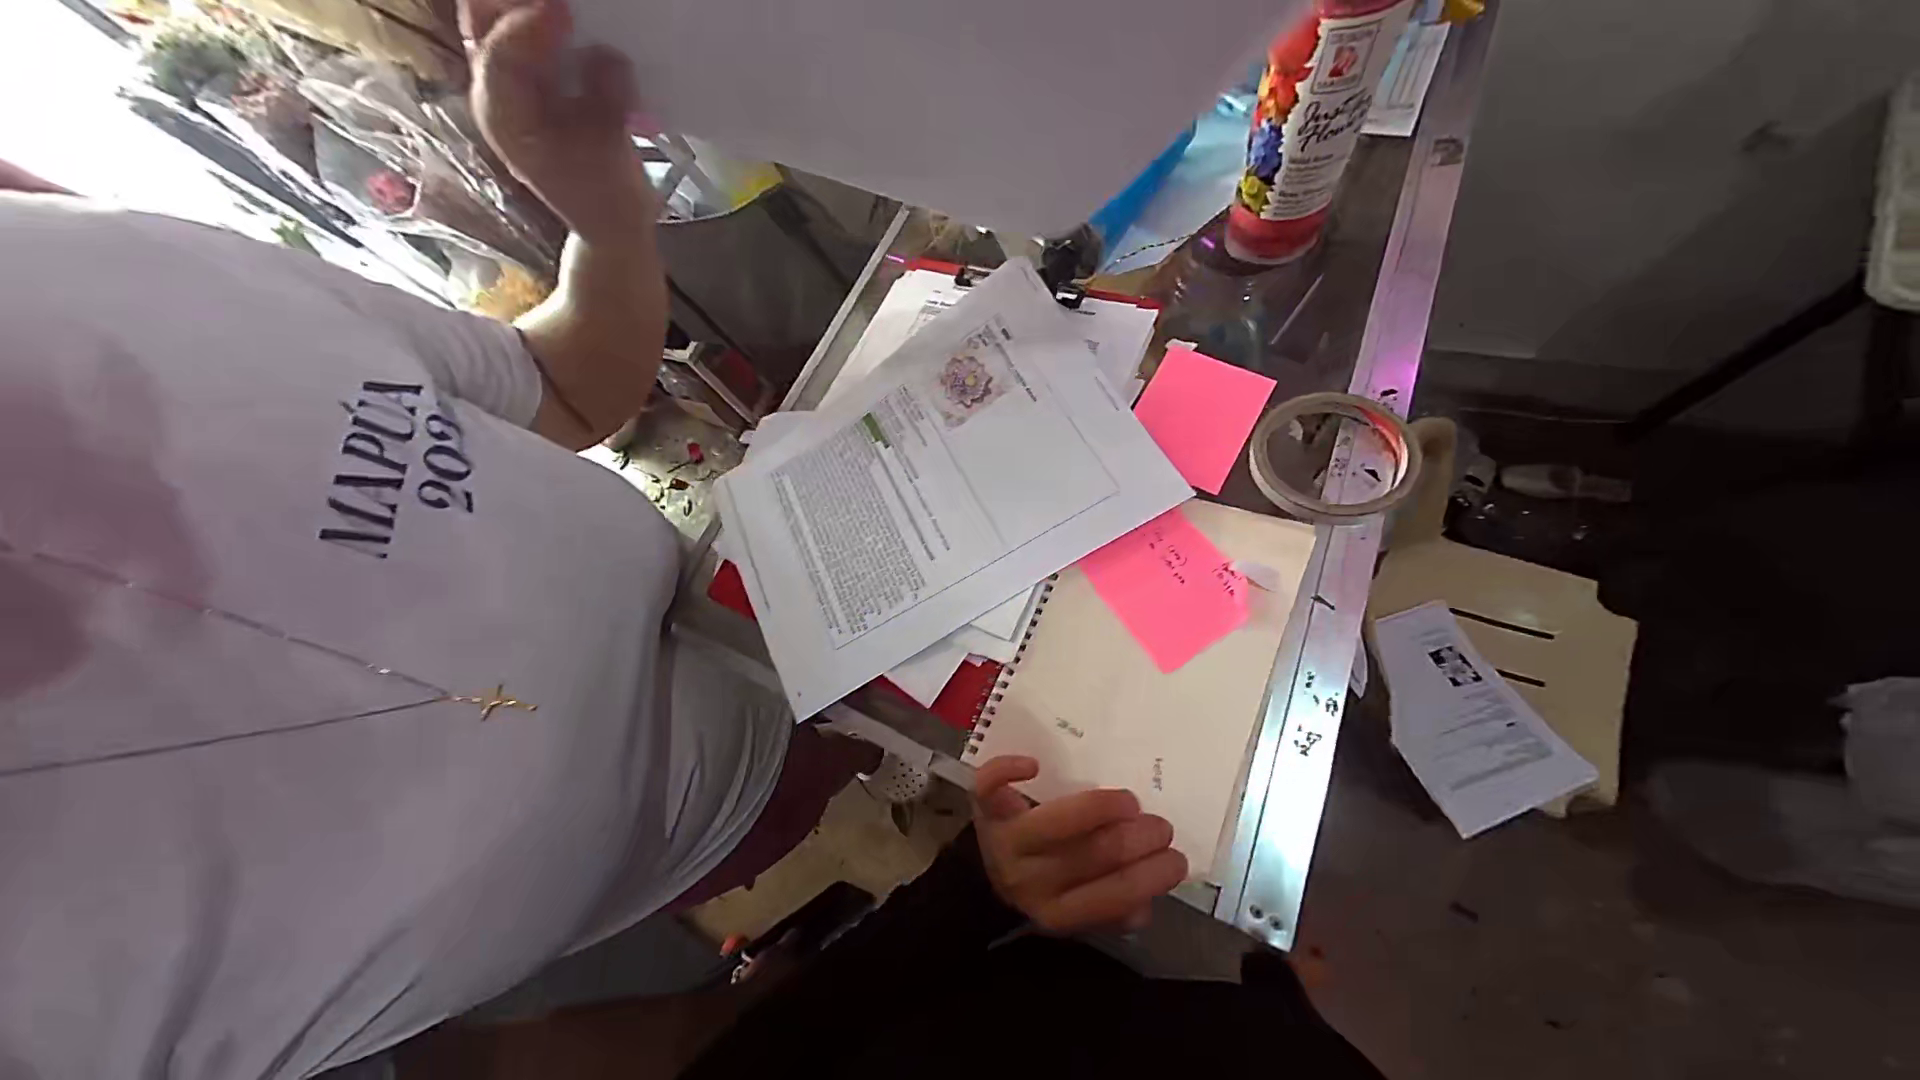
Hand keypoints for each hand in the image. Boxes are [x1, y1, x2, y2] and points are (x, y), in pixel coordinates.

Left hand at [461, 0, 654, 239]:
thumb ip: (606, 100)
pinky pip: (535, 41)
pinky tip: (576, 23)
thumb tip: (611, 56)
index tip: (563, 8)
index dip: (528, 27)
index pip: (499, 55)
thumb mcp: (609, 153)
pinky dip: (550, 28)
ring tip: (566, 7)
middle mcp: (499, 94)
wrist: (611, 229)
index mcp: (503, 117)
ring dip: (530, 11)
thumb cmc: (605, 200)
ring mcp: (518, 88)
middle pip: (485, 24)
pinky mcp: (542, 89)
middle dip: (514, 3)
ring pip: (505, 26)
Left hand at [972, 755, 1187, 933]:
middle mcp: (1029, 878)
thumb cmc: (1045, 887)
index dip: (1149, 877)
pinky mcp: (984, 808)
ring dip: (1102, 807)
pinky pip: (990, 786)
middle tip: (1160, 825)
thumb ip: (1113, 909)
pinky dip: (1010, 770)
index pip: (1110, 896)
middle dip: (1137, 839)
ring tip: (1129, 801)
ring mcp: (1005, 840)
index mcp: (1056, 910)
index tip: (1176, 858)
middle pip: (1091, 854)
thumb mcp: (1077, 909)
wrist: (979, 882)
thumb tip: (1147, 901)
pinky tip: (1037, 765)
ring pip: (1055, 820)